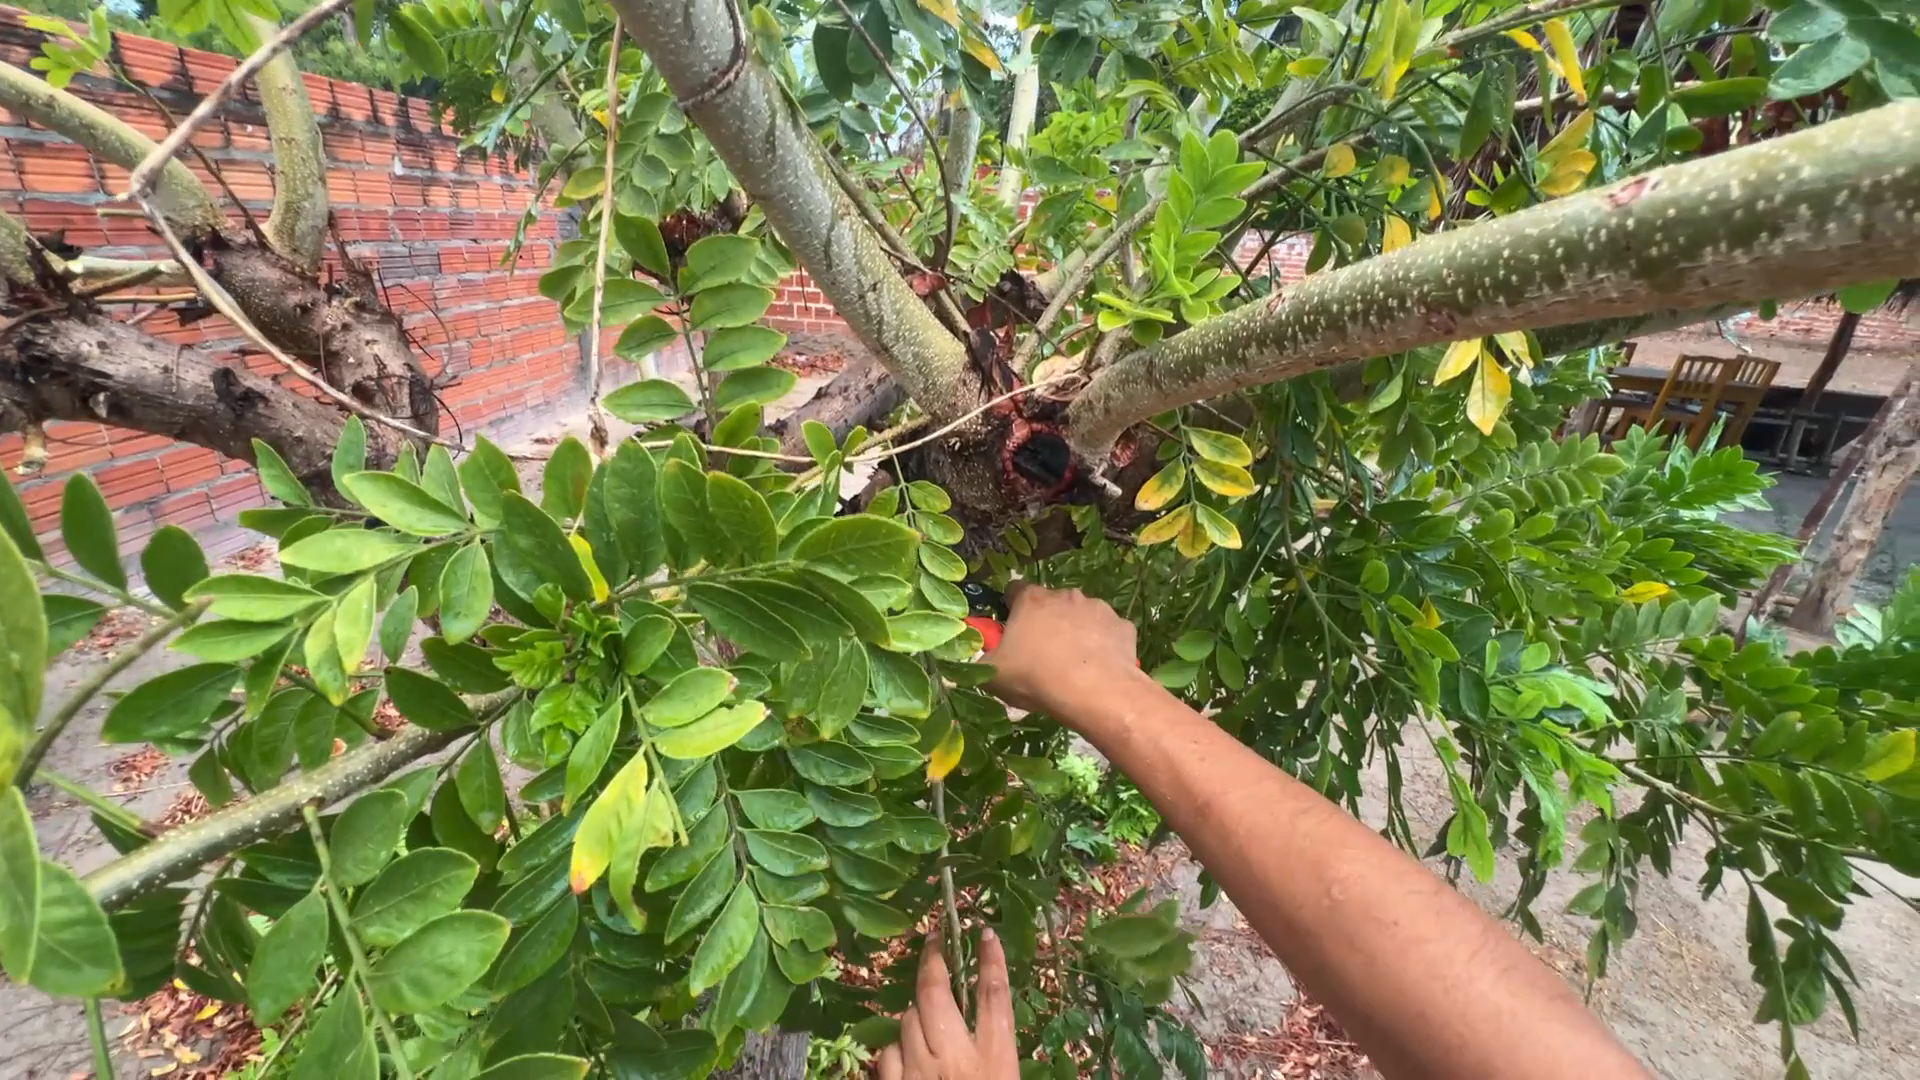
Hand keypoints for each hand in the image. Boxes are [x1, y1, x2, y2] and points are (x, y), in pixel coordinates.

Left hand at [876, 931, 1017, 1079]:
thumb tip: (983, 1017)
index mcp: (993, 1061)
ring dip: (916, 1012)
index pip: (993, 996)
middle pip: (936, 992)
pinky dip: (898, 1047)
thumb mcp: (1003, 1077)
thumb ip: (994, 1050)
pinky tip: (906, 1052)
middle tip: (934, 939)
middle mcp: (953, 1059)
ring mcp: (919, 1072)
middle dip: (932, 960)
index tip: (987, 934)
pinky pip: (889, 1052)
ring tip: (924, 1012)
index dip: (991, 961)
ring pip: (909, 1019)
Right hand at [983, 583, 1139, 716]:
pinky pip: (1107, 632)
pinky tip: (1098, 668)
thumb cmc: (1036, 677)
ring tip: (1072, 665)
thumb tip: (964, 664)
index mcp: (1031, 600)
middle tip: (1040, 655)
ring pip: (1082, 616)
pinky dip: (1102, 645)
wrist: (1095, 692)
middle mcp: (1065, 595)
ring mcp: (1098, 608)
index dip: (1010, 609)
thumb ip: (978, 663)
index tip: (1010, 632)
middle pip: (1050, 604)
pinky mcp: (1122, 626)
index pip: (1014, 591)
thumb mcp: (993, 675)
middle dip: (1045, 623)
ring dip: (1076, 632)